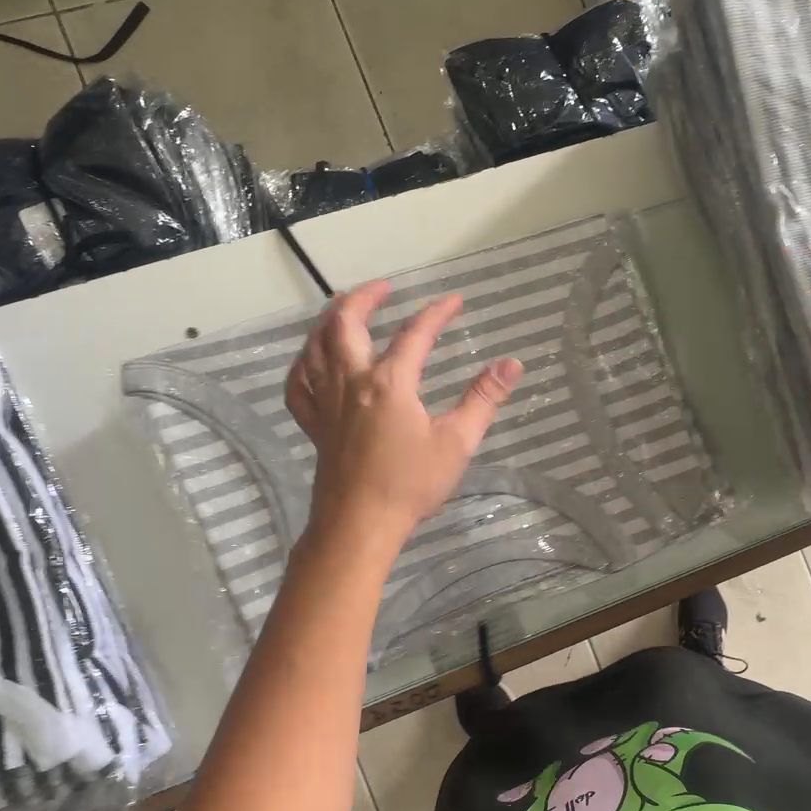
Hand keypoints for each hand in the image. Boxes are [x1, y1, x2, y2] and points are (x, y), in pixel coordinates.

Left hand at [285, 282, 523, 549]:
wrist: (361, 523)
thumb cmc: (411, 484)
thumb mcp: (457, 442)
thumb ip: (484, 399)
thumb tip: (511, 364)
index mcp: (389, 383)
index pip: (414, 334)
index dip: (436, 313)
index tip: (455, 301)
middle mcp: (351, 381)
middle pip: (346, 323)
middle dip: (364, 298)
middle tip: (383, 288)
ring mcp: (325, 401)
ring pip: (315, 345)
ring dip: (329, 320)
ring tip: (343, 309)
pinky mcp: (313, 423)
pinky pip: (298, 383)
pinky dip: (303, 363)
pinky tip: (312, 360)